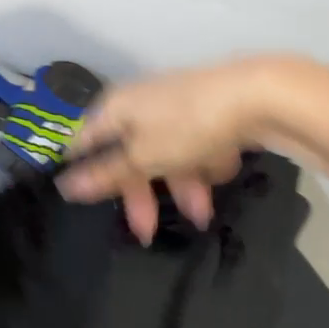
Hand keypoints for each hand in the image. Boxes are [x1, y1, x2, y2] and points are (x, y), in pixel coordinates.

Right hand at [57, 55, 299, 243]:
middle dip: (141, 195)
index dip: (82, 174)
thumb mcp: (140, 157)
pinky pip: (193, 148)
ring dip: (180, 189)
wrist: (265, 95)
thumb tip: (63, 187)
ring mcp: (175, 109)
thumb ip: (103, 175)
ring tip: (201, 214)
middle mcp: (139, 106)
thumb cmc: (188, 126)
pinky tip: (222, 173)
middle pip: (127, 157)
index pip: (82, 144)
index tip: (86, 204)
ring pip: (164, 157)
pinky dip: (204, 167)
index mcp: (114, 109)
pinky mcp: (207, 113)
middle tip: (146, 232)